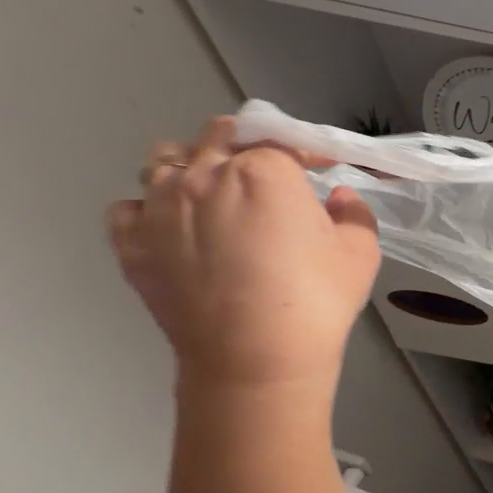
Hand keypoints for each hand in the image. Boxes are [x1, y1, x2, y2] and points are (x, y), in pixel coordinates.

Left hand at [108, 117, 379, 390]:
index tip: (322, 168)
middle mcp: (204, 175)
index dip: (305, 152)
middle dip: (246, 146)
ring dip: (192, 167)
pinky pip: (131, 207)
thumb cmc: (317, 299)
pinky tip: (177, 229)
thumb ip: (354, 214)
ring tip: (215, 194)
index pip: (281, 141)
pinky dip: (152, 209)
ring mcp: (158, 206)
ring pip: (164, 162)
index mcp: (264, 171)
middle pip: (217, 138)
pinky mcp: (131, 240)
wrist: (254, 354)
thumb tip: (339, 197)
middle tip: (269, 175)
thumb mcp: (361, 254)